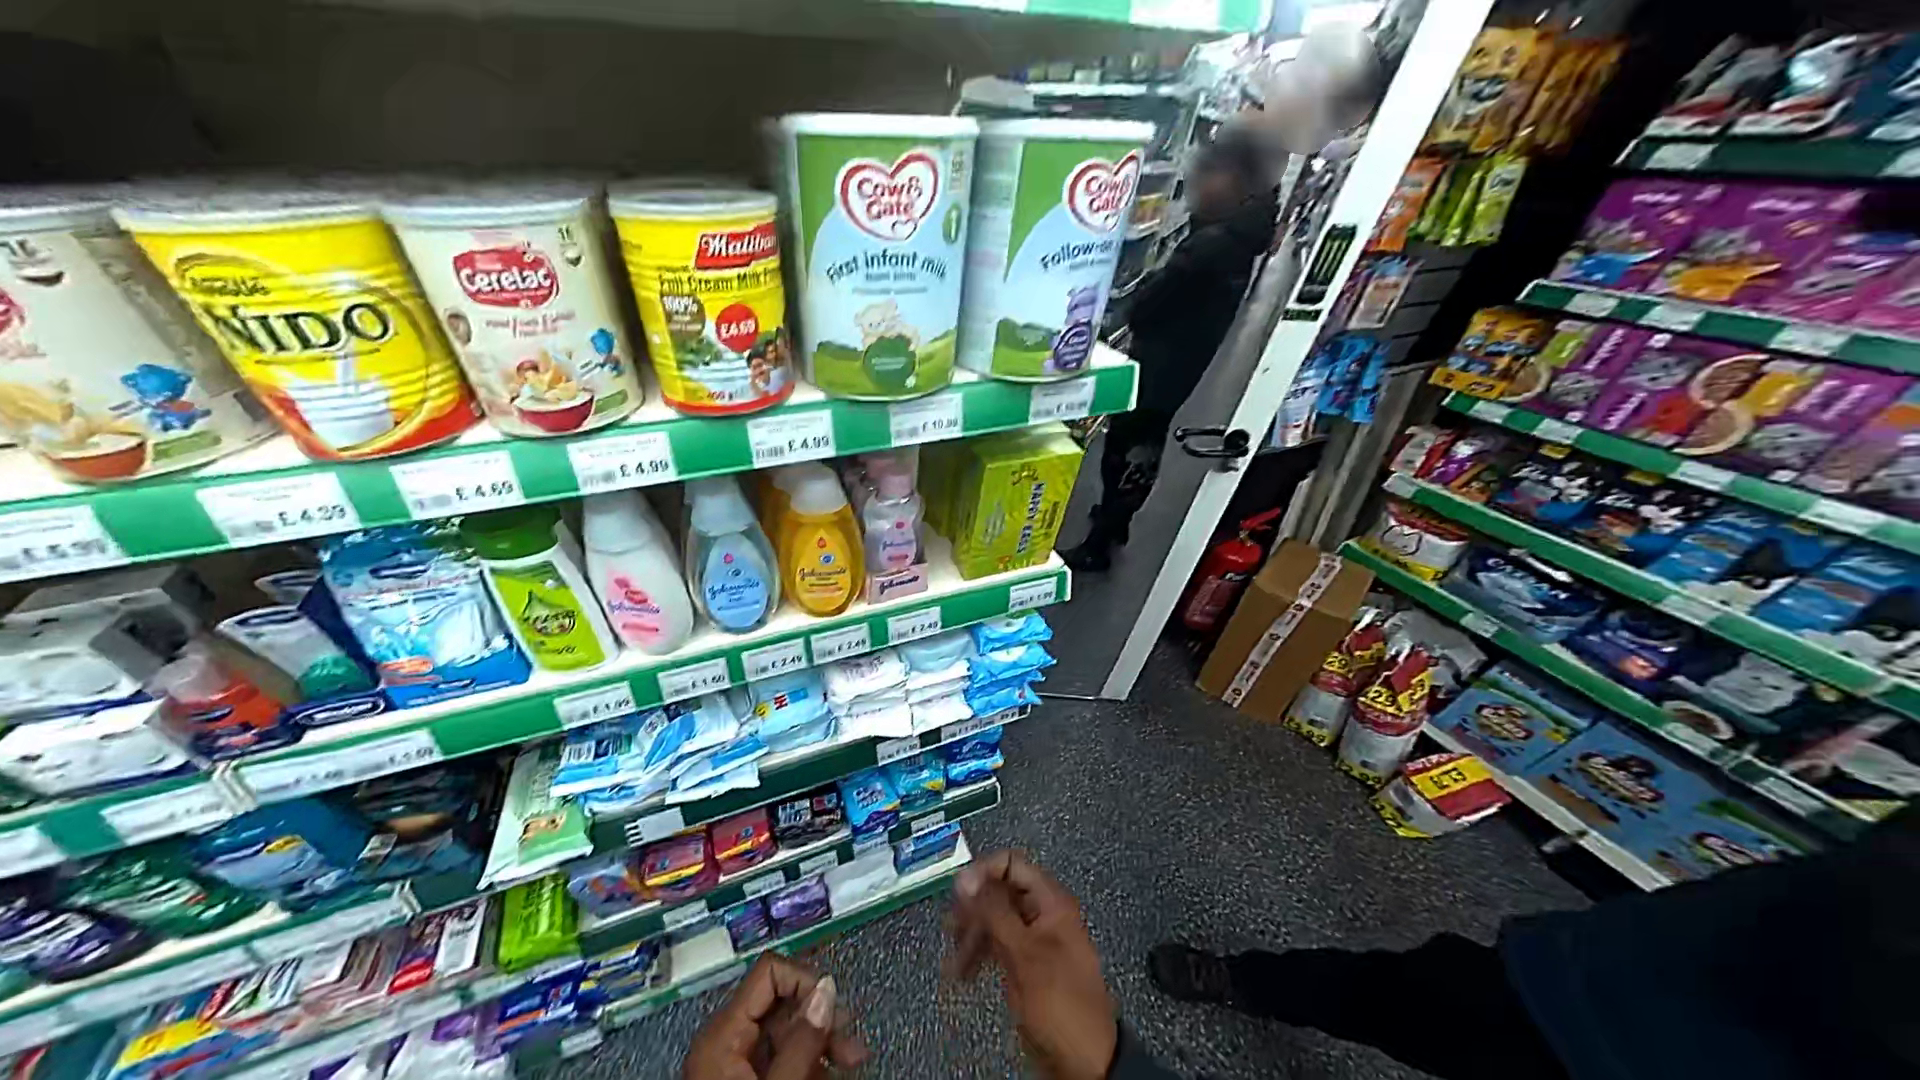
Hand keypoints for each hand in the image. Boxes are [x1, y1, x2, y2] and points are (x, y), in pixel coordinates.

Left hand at [681, 955, 866, 1079]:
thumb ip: (804, 1041)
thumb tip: (828, 987)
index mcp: (722, 1035)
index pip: (769, 972)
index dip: (806, 980)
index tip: (835, 1008)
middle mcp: (726, 1041)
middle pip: (782, 1004)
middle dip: (822, 1019)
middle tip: (854, 1045)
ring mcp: (734, 1067)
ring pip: (787, 1033)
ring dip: (823, 1044)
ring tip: (854, 1063)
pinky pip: (782, 1060)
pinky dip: (810, 1066)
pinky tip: (833, 1078)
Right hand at [948, 850, 1117, 1079]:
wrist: (1085, 1061)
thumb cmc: (1059, 1000)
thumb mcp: (1024, 952)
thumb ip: (994, 911)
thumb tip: (965, 878)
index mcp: (1049, 901)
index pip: (1011, 864)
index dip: (982, 873)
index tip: (957, 895)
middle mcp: (1041, 914)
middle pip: (999, 892)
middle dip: (972, 909)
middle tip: (950, 929)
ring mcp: (1032, 940)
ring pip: (994, 920)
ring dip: (971, 936)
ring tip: (953, 962)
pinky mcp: (1025, 965)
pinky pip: (997, 946)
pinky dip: (979, 955)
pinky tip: (963, 973)